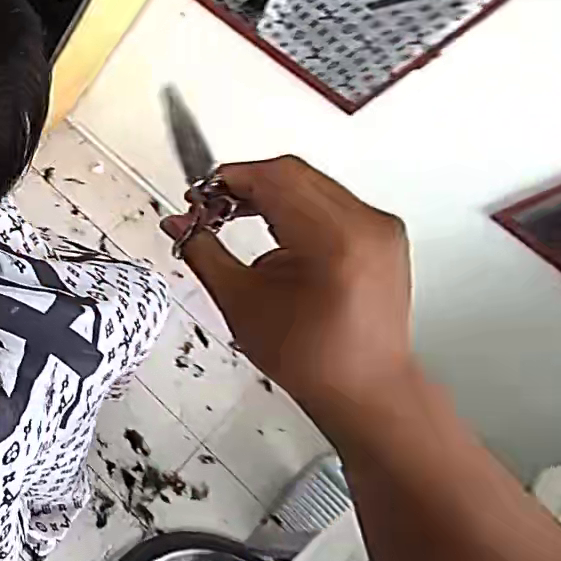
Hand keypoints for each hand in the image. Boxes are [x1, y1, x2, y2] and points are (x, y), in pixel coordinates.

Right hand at [161, 156, 414, 419]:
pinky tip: (269, 228)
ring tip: (233, 216)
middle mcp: (366, 225)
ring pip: (311, 183)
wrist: (360, 386)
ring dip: (267, 194)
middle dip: (244, 184)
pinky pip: (330, 201)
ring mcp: (379, 228)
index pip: (274, 178)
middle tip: (209, 205)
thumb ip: (204, 252)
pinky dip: (293, 206)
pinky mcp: (381, 235)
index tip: (200, 194)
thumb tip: (179, 225)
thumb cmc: (311, 357)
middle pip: (293, 174)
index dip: (229, 179)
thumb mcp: (240, 302)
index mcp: (333, 239)